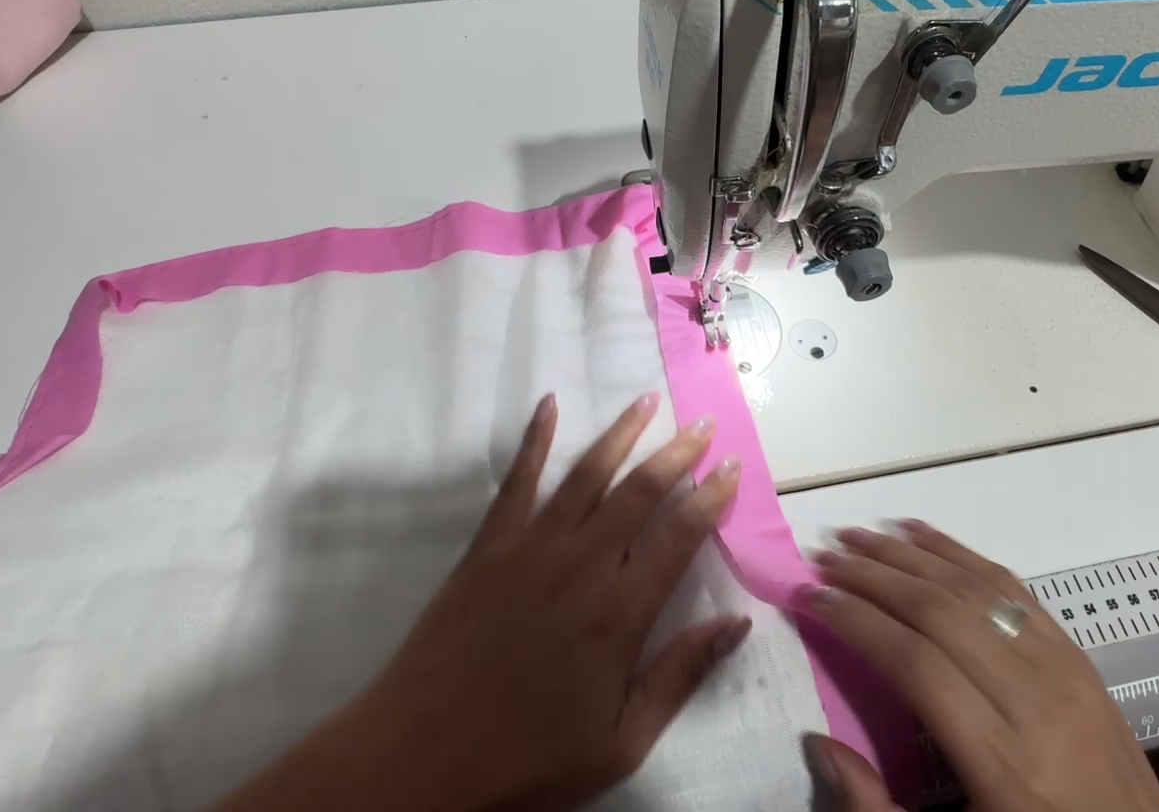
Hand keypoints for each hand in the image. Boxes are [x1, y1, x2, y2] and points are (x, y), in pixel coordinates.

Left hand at [214, 392, 747, 811]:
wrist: (419, 757)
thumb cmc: (528, 757)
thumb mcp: (621, 742)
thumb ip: (681, 676)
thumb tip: (738, 624)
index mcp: (621, 611)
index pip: (679, 535)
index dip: (711, 497)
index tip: (733, 466)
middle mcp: (582, 563)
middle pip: (641, 491)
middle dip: (679, 452)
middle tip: (703, 422)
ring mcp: (531, 547)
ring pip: (587, 474)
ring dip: (622, 432)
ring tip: (647, 400)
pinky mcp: (489, 545)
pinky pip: (516, 481)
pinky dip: (535, 439)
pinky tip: (548, 405)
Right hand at [802, 522, 1158, 811]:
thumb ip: (877, 810)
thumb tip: (819, 742)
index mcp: (1004, 762)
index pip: (914, 663)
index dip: (857, 622)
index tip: (812, 598)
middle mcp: (1035, 701)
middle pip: (939, 612)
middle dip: (873, 577)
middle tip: (824, 558)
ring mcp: (1063, 670)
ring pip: (973, 588)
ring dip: (908, 555)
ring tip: (857, 537)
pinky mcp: (1078, 656)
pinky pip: (1012, 589)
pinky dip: (960, 554)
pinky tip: (922, 535)